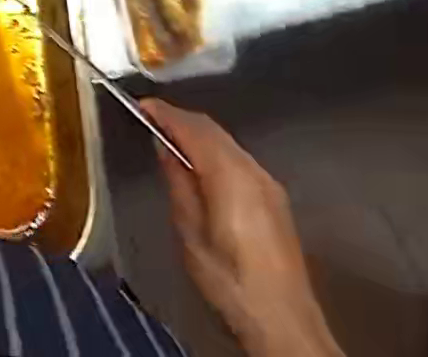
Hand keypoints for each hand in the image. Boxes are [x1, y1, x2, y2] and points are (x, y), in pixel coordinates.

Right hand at [142, 100, 342, 356]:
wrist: (284, 321)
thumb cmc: (229, 281)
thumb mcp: (190, 233)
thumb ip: (178, 183)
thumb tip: (165, 147)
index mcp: (228, 173)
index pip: (192, 128)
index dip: (165, 114)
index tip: (143, 106)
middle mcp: (251, 167)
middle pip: (212, 129)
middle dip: (181, 119)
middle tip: (152, 118)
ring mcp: (267, 180)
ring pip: (227, 141)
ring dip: (199, 134)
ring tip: (171, 139)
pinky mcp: (274, 195)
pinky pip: (239, 157)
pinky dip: (215, 150)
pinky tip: (202, 164)